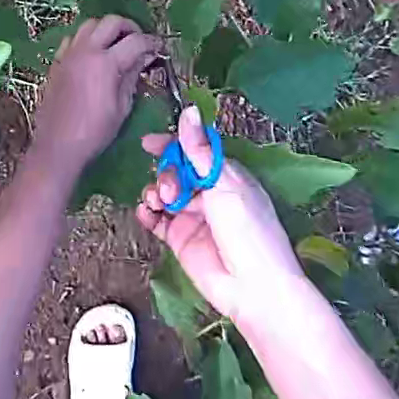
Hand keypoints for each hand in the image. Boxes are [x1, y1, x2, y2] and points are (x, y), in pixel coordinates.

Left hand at [30, 16, 160, 168]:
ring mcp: (69, 54)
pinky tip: (93, 53)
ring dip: (106, 29)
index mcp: (106, 63)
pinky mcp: (57, 61)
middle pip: (111, 21)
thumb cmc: (95, 132)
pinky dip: (86, 38)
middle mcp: (86, 51)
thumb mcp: (122, 106)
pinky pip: (73, 38)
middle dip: (129, 27)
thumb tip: (144, 57)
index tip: (160, 48)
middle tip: (139, 40)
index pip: (136, 41)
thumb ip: (133, 76)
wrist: (58, 145)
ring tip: (116, 43)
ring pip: (90, 24)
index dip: (152, 42)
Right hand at [136, 106, 306, 323]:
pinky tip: (145, 213)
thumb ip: (199, 150)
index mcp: (225, 174)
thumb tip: (189, 111)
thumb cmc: (247, 230)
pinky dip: (147, 213)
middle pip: (176, 170)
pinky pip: (157, 220)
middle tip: (170, 192)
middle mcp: (208, 192)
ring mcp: (193, 215)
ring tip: (157, 202)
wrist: (252, 287)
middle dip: (166, 174)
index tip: (148, 143)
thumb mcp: (224, 184)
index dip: (171, 144)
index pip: (193, 150)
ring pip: (164, 193)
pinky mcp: (181, 238)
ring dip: (155, 191)